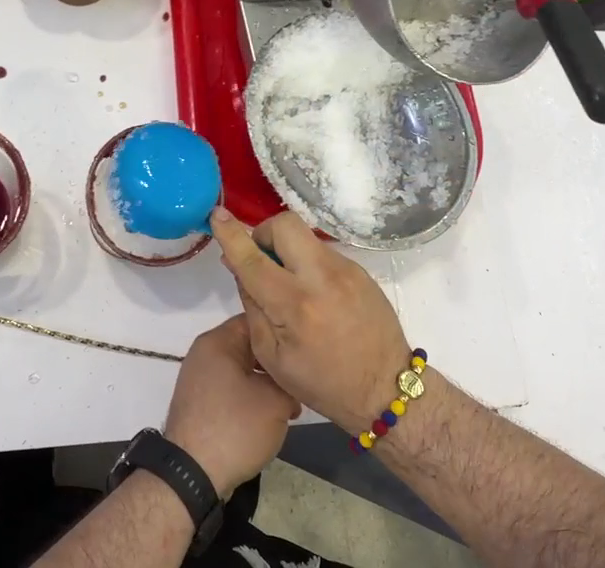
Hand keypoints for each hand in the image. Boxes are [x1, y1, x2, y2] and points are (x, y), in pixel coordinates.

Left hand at [164, 315, 300, 496]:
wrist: (192, 473)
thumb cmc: (235, 427)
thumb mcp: (274, 401)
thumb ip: (289, 381)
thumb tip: (291, 384)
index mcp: (218, 341)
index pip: (255, 321)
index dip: (283, 331)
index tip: (306, 345)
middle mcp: (204, 353)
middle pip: (249, 346)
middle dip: (277, 363)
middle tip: (303, 379)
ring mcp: (199, 378)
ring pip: (242, 370)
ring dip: (266, 383)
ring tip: (291, 404)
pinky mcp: (200, 402)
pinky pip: (232, 389)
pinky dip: (251, 397)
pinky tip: (270, 416)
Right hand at [209, 208, 413, 434]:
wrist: (387, 389)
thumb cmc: (322, 383)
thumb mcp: (272, 356)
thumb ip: (252, 304)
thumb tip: (237, 265)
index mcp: (294, 305)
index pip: (253, 258)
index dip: (230, 234)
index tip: (217, 215)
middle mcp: (321, 278)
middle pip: (284, 224)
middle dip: (264, 233)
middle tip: (262, 260)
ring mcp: (346, 271)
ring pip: (305, 237)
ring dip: (288, 251)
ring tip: (291, 285)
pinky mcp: (361, 271)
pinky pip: (324, 253)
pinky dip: (309, 265)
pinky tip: (315, 295)